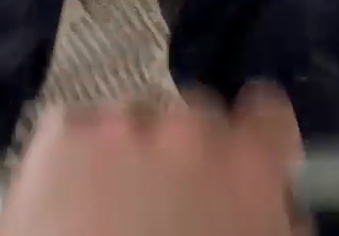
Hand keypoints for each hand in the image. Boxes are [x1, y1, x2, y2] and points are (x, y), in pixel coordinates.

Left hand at [0, 84, 304, 235]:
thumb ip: (275, 224)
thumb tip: (278, 206)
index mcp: (250, 166)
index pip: (268, 114)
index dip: (258, 141)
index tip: (245, 164)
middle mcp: (190, 130)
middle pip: (196, 119)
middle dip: (187, 157)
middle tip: (168, 212)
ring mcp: (121, 124)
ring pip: (135, 123)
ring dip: (131, 158)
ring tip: (113, 217)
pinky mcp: (60, 134)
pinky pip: (77, 130)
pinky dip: (77, 162)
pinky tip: (72, 211)